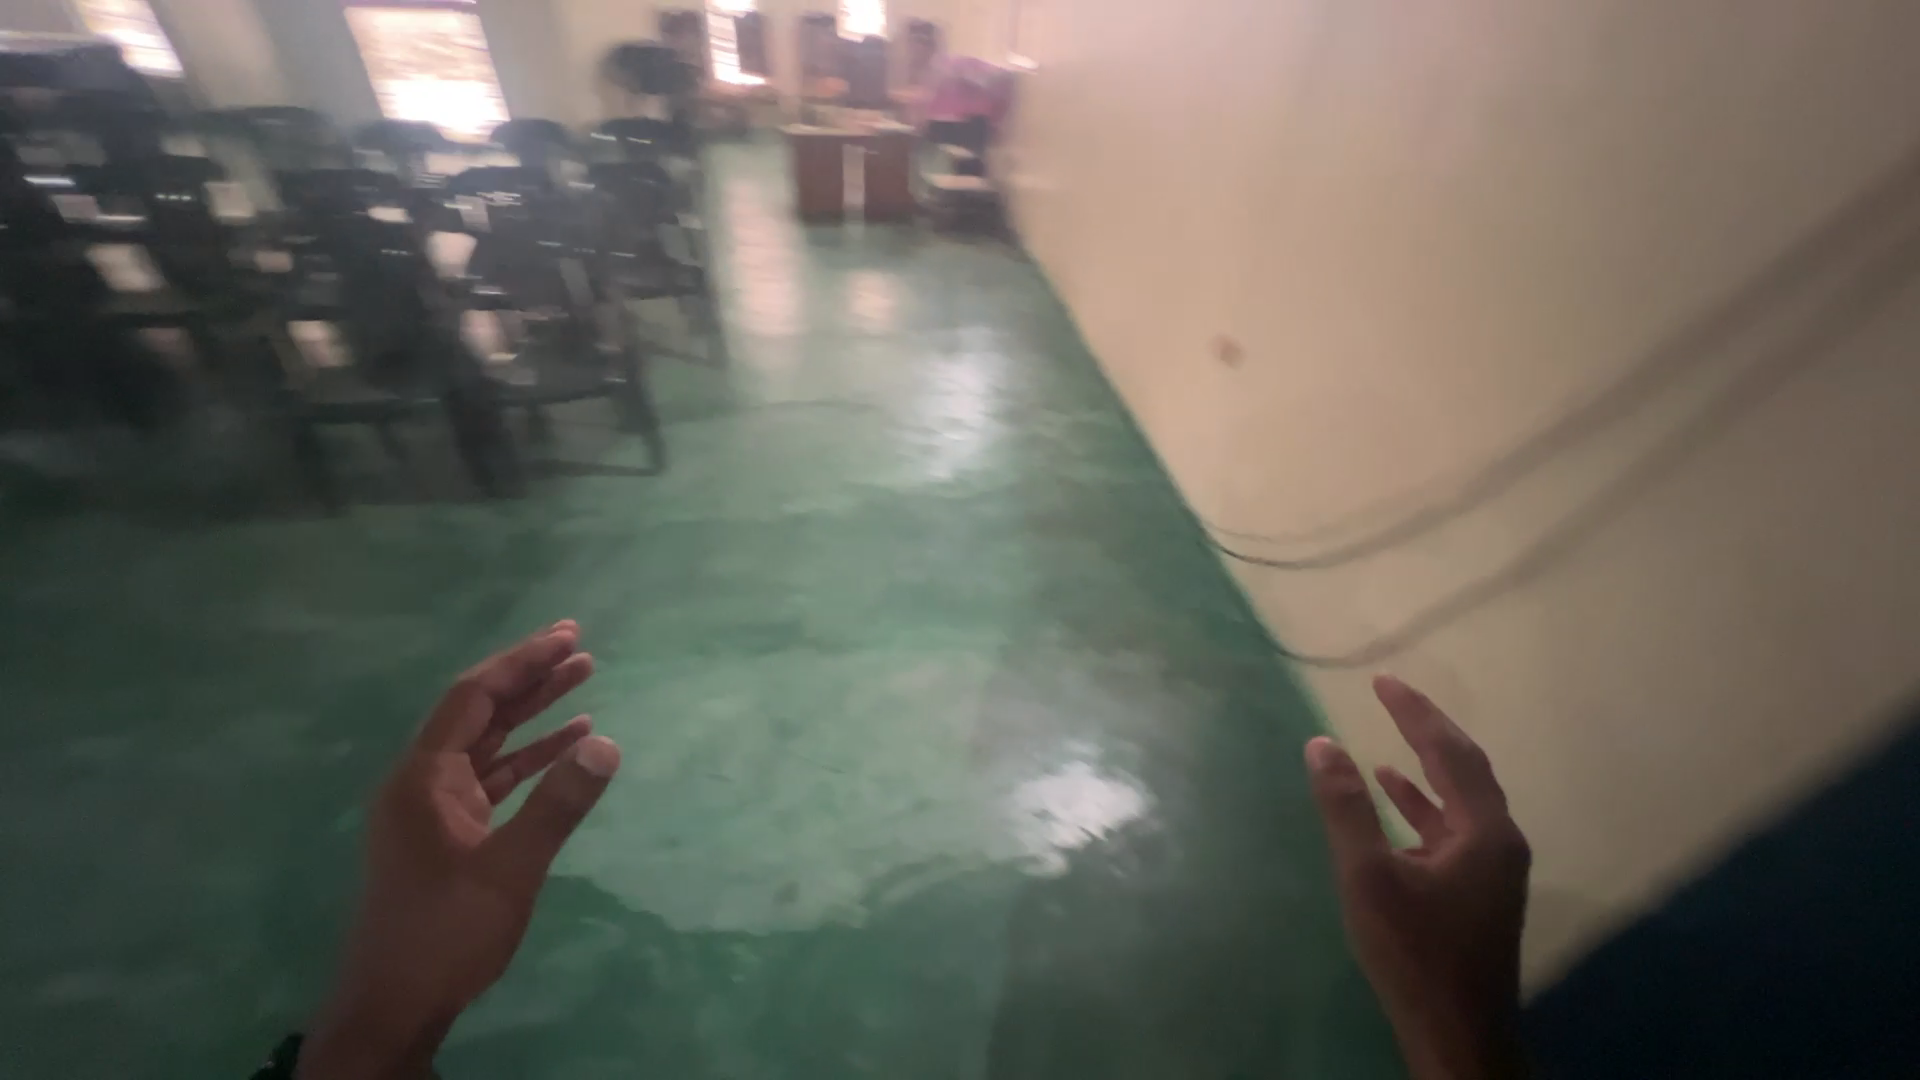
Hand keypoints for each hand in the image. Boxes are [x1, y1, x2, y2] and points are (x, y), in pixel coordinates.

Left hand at [298, 621, 620, 1079]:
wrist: (395, 1010)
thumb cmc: (444, 936)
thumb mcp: (509, 870)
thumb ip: (558, 804)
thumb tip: (607, 742)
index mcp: (422, 779)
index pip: (472, 698)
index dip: (520, 663)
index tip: (567, 637)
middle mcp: (424, 782)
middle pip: (481, 710)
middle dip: (530, 674)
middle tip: (578, 643)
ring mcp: (438, 806)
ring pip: (492, 739)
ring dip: (537, 709)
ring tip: (585, 675)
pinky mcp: (455, 829)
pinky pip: (499, 773)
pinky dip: (535, 753)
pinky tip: (572, 739)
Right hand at [1306, 677, 1530, 1079]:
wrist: (1454, 1031)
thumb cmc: (1412, 948)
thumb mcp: (1368, 874)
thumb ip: (1345, 806)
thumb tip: (1321, 743)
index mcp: (1483, 832)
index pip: (1450, 753)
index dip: (1415, 713)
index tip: (1383, 682)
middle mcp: (1497, 841)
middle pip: (1465, 767)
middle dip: (1427, 728)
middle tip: (1391, 694)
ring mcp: (1489, 866)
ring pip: (1459, 795)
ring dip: (1425, 761)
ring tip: (1391, 732)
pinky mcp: (1474, 887)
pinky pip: (1449, 823)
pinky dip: (1420, 799)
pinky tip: (1390, 790)